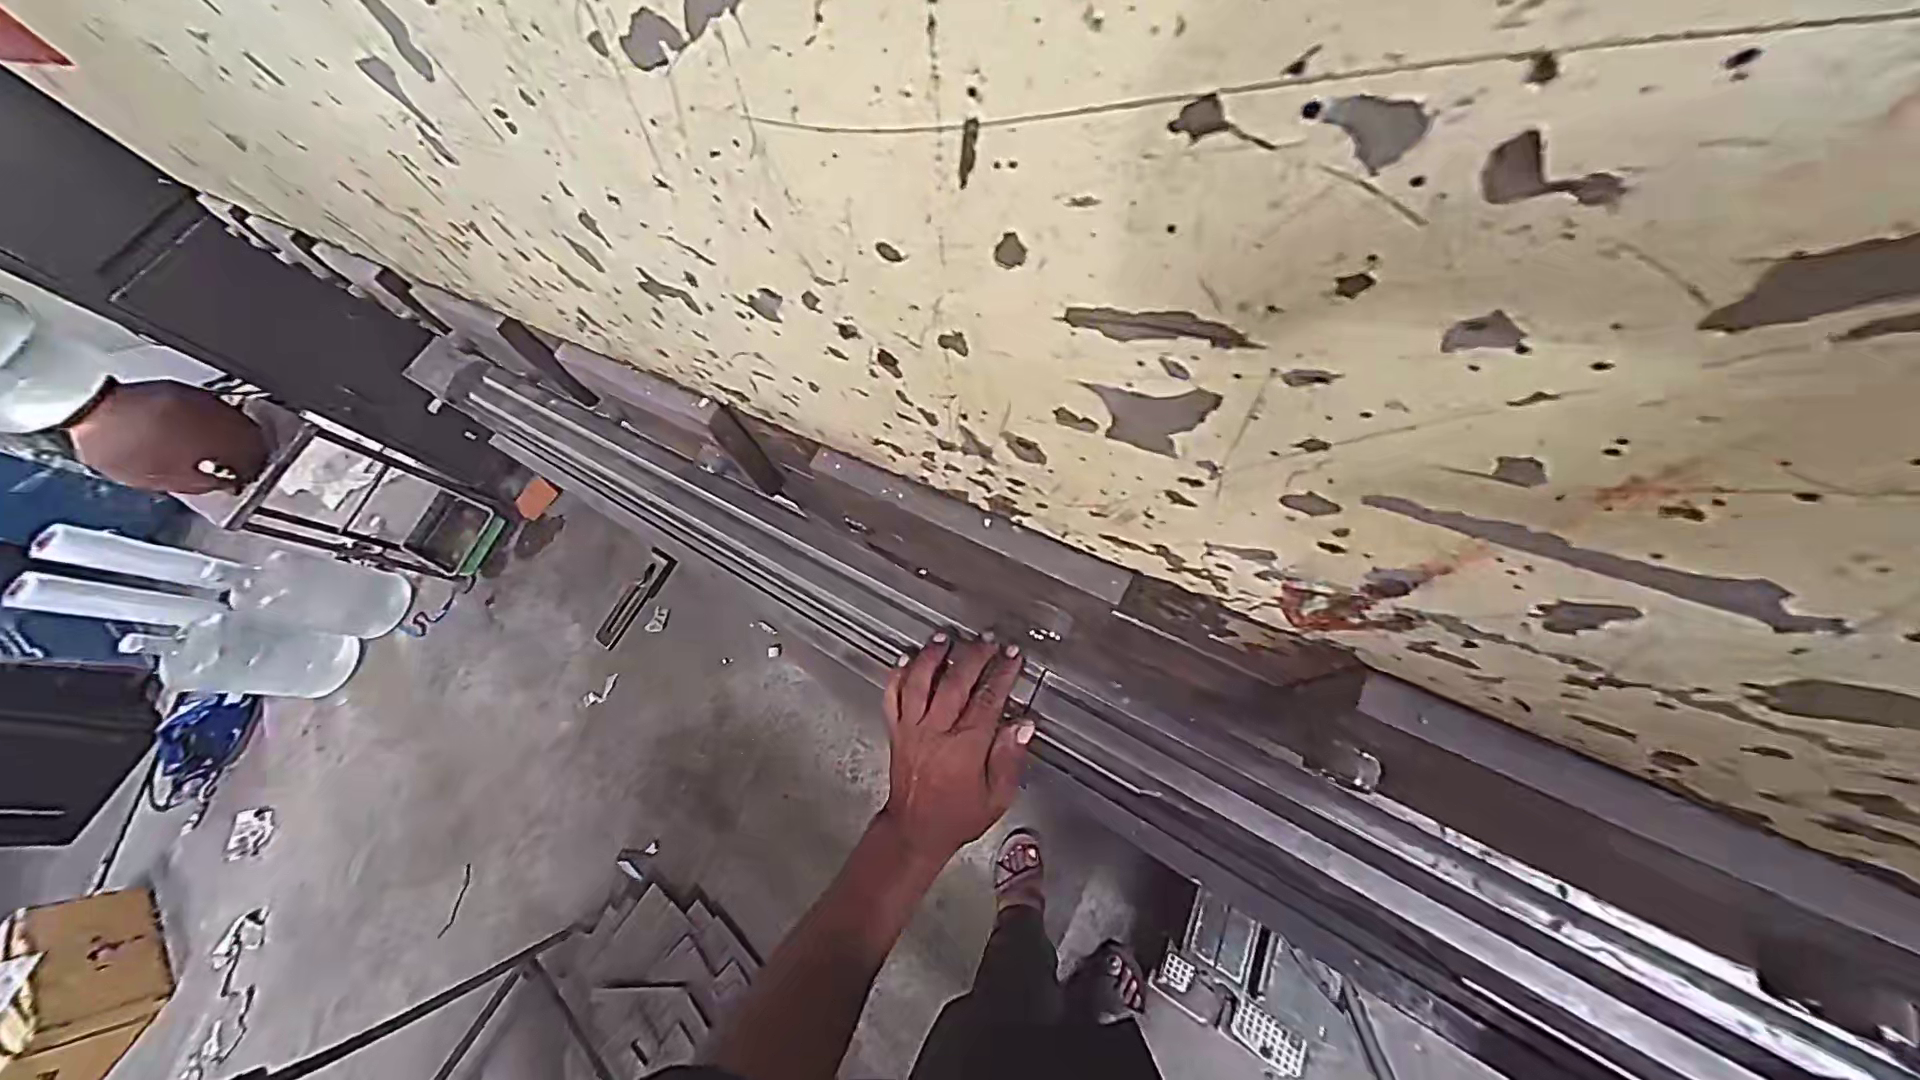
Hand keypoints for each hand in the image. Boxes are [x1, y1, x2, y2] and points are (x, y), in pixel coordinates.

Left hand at [879, 631, 1034, 859]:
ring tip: (945, 638)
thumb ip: (1009, 758)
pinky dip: (897, 675)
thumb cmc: (958, 815)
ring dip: (933, 657)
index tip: (1012, 656)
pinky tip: (906, 658)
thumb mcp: (997, 797)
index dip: (1003, 673)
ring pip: (920, 683)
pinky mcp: (895, 731)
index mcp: (965, 747)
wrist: (915, 830)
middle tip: (987, 640)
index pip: (988, 699)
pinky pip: (892, 697)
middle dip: (974, 656)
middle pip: (956, 682)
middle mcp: (936, 732)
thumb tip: (1023, 725)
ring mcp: (911, 729)